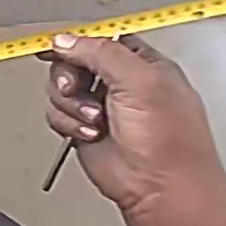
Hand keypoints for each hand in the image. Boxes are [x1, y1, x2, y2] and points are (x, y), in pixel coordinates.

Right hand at [45, 33, 225, 225]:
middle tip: (76, 88)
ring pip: (59, 90)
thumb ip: (101, 53)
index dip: (77, 41)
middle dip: (69, 77)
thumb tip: (66, 39)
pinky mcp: (82, 126)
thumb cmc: (169, 141)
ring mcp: (100, 105)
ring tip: (94, 119)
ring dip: (71, 105)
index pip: (100, 39)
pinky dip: (68, 124)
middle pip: (71, 63)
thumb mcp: (140, 82)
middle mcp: (120, 83)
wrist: (158, 187)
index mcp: (142, 64)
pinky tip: (89, 132)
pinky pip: (56, 114)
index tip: (58, 47)